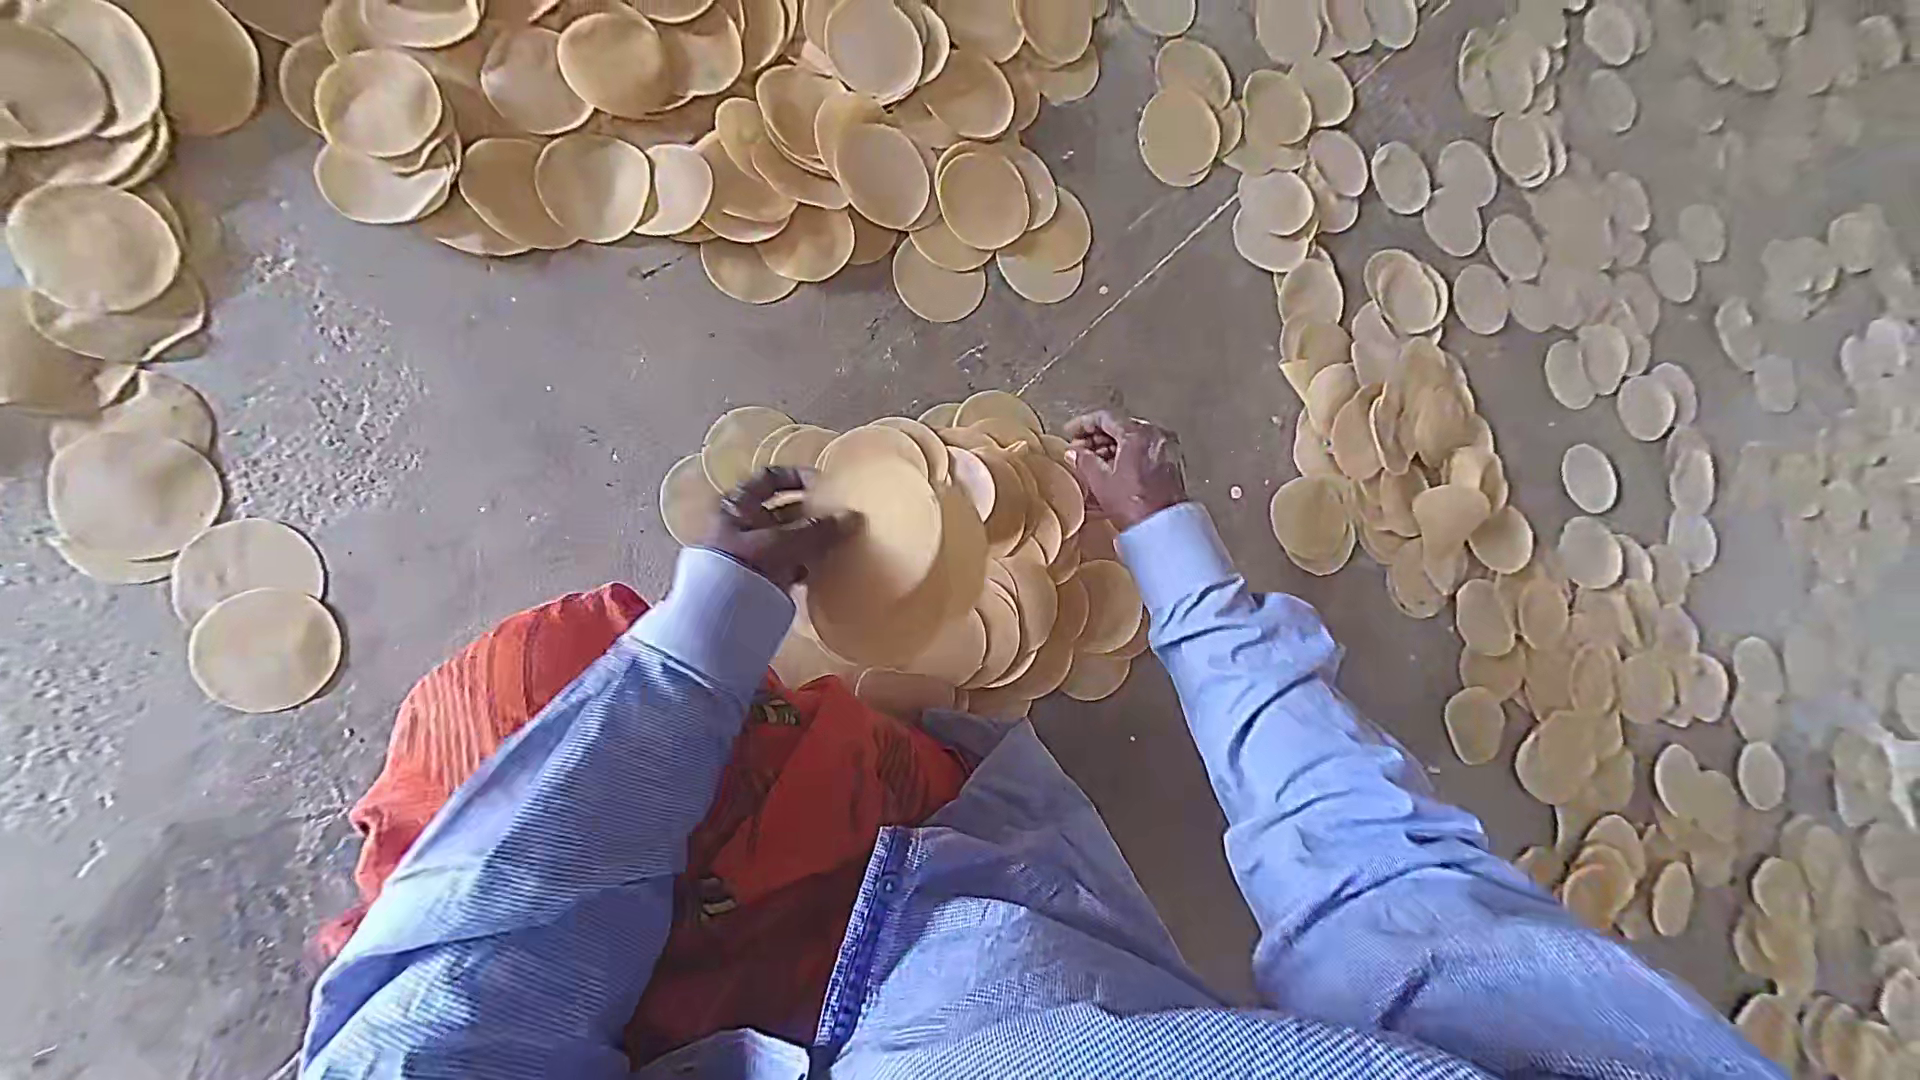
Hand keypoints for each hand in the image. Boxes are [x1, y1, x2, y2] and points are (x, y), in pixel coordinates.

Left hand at [701, 467, 857, 590]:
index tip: (825, 485)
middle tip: (840, 517)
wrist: (717, 614)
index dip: (797, 477)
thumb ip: (818, 530)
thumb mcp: (782, 541)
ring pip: (790, 539)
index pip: (770, 478)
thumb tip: (853, 517)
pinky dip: (808, 564)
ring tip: (840, 543)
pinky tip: (827, 568)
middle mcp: (744, 524)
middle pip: (784, 511)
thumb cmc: (744, 565)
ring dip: (814, 540)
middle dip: (812, 513)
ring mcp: (752, 552)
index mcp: (739, 504)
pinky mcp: (761, 578)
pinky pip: (791, 564)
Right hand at [1063, 411, 1187, 529]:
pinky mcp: (1169, 464)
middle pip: (1120, 426)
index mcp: (1138, 434)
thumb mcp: (1100, 481)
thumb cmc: (1135, 505)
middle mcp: (1155, 435)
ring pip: (1131, 439)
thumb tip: (1074, 452)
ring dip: (1109, 447)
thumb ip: (1084, 460)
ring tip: (1091, 462)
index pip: (1105, 417)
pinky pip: (1142, 450)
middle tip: (1078, 448)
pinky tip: (1110, 469)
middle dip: (1096, 437)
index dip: (1083, 423)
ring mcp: (1164, 449)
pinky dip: (1124, 455)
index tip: (1071, 431)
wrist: (1162, 527)